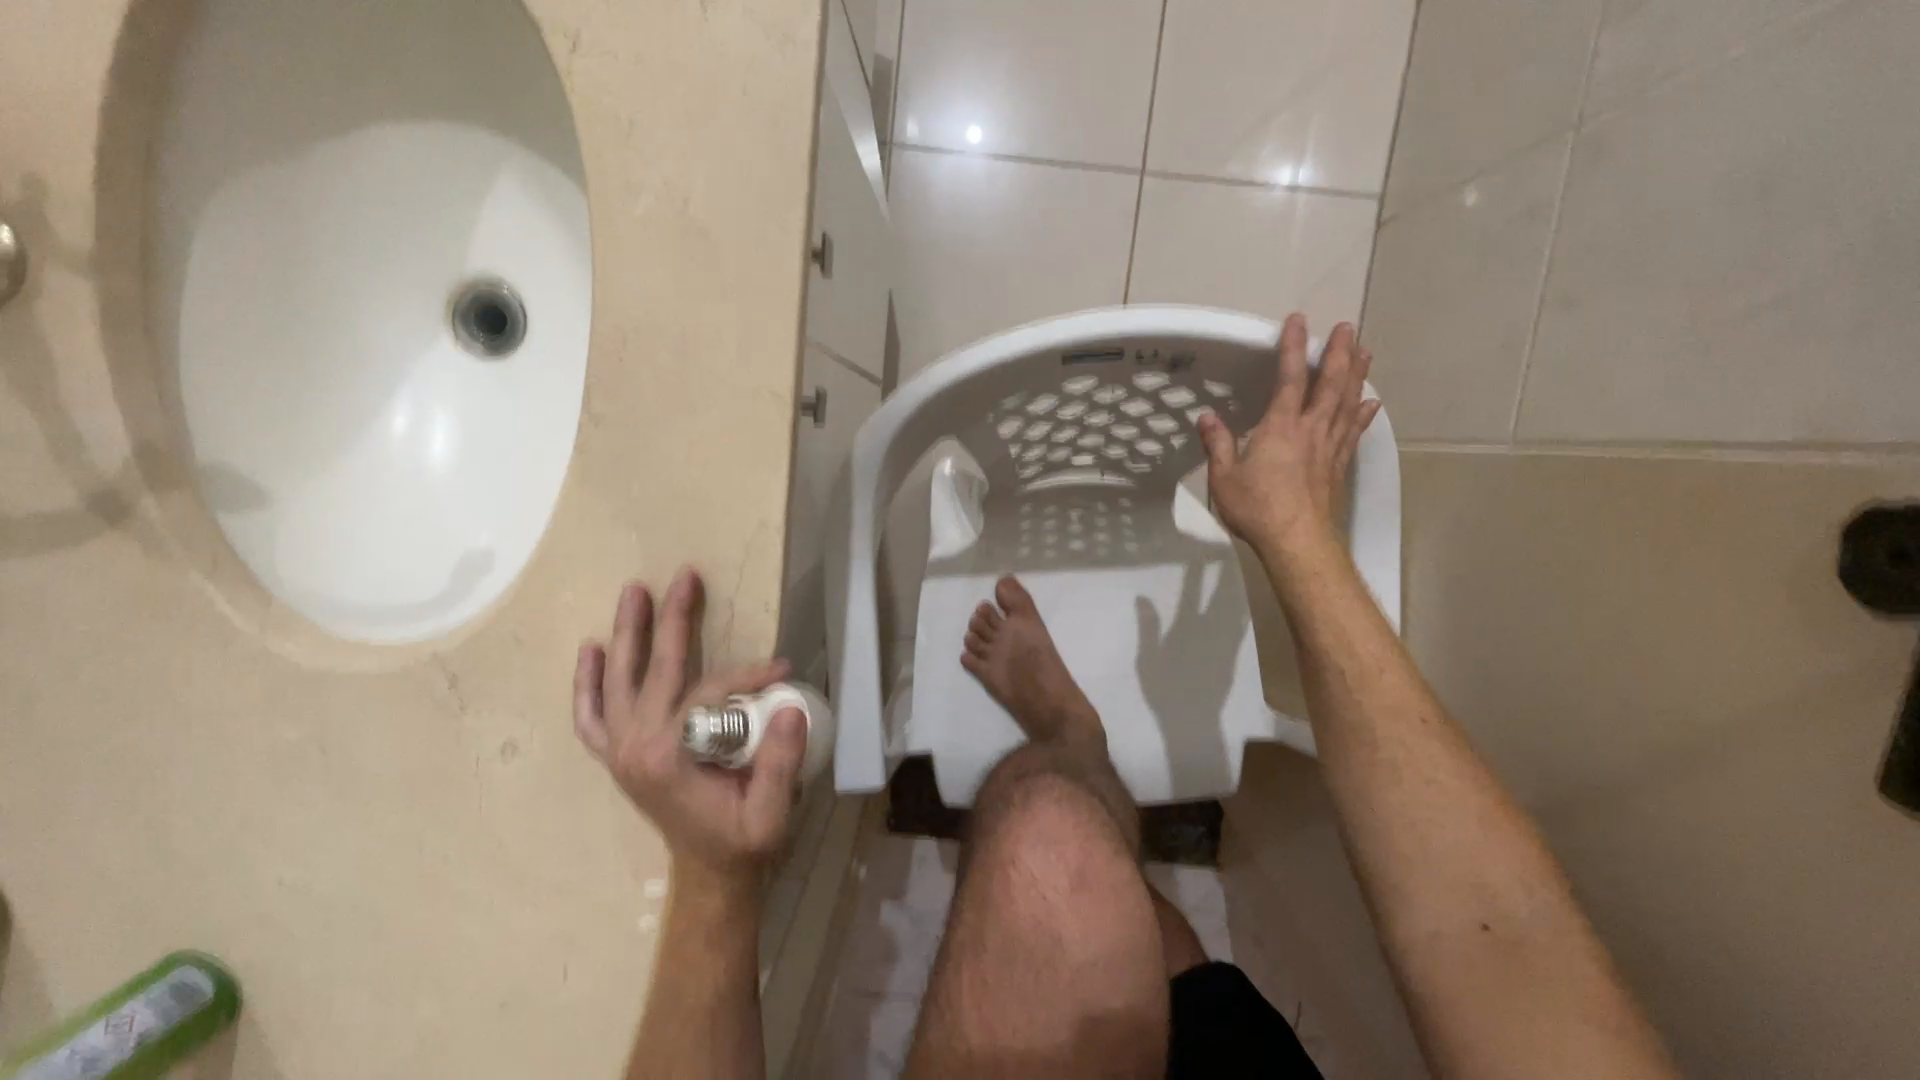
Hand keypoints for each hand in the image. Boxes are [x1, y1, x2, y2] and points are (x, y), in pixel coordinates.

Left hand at [573, 569, 808, 887]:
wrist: (711, 875)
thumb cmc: (743, 842)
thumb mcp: (771, 811)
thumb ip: (781, 763)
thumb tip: (791, 707)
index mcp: (667, 757)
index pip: (705, 694)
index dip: (745, 676)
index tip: (782, 670)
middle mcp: (633, 747)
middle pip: (653, 670)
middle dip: (672, 621)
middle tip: (685, 577)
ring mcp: (618, 752)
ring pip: (617, 682)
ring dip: (627, 635)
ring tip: (634, 593)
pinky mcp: (617, 757)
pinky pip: (591, 716)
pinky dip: (588, 684)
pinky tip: (590, 652)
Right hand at [1196, 314, 1380, 556]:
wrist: (1297, 542)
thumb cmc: (1256, 508)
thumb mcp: (1224, 478)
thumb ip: (1218, 444)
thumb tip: (1207, 417)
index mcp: (1280, 428)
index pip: (1289, 378)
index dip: (1293, 347)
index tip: (1298, 321)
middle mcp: (1311, 430)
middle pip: (1330, 383)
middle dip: (1338, 352)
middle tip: (1347, 327)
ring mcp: (1329, 448)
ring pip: (1348, 402)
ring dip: (1356, 374)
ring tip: (1365, 350)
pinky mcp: (1338, 467)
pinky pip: (1353, 433)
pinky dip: (1364, 414)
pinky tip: (1371, 402)